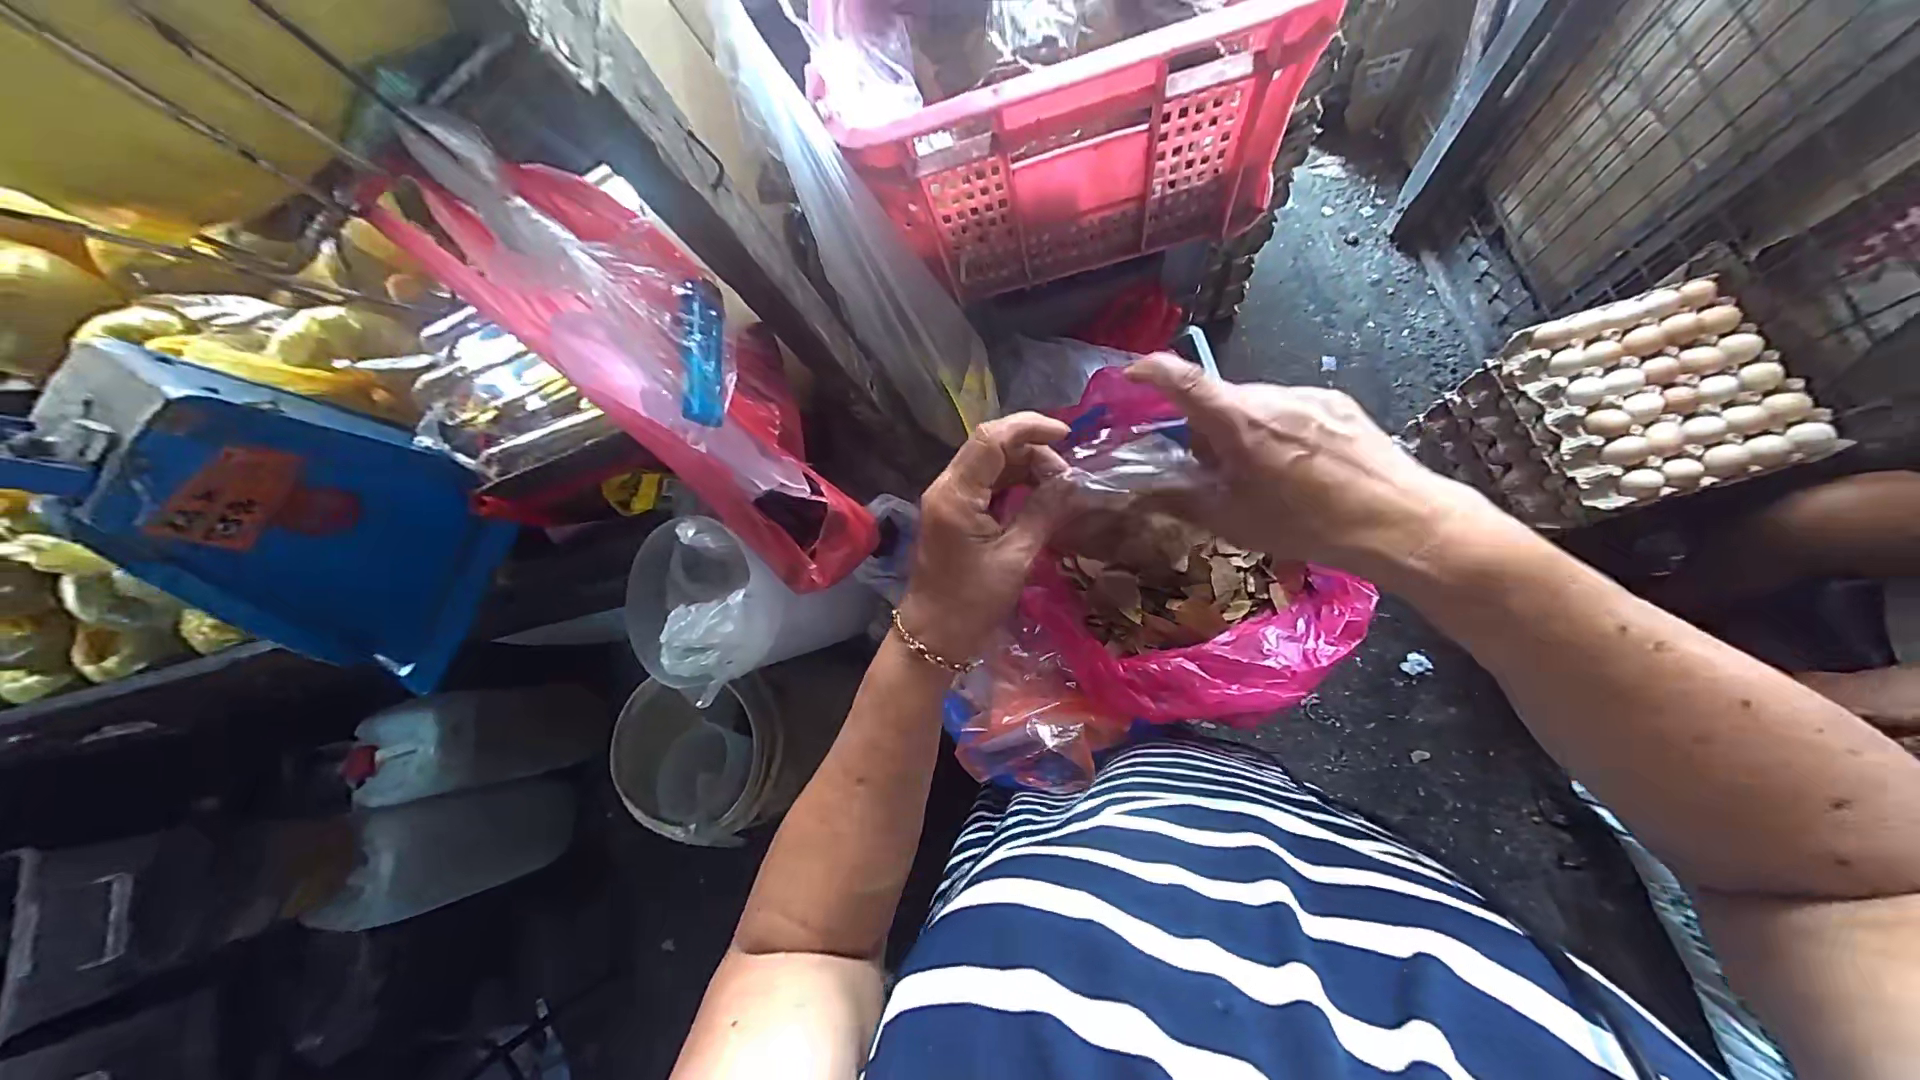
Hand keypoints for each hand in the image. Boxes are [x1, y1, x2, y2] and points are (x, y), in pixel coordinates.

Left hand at [897, 413, 1073, 663]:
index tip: (1067, 436)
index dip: (1030, 428)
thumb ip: (1044, 511)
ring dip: (1026, 467)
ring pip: (991, 464)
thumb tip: (1072, 483)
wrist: (934, 636)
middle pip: (991, 447)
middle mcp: (946, 487)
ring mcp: (948, 499)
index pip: (991, 438)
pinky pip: (986, 485)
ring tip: (1059, 489)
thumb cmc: (973, 601)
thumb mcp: (1016, 557)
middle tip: (1067, 479)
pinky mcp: (953, 513)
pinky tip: (1039, 497)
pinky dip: (1014, 484)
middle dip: (1033, 451)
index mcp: (955, 494)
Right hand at [1126, 353, 1508, 585]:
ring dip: (1244, 430)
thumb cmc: (1306, 524)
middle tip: (1213, 469)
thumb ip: (1180, 498)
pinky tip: (1299, 467)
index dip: (1152, 371)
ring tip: (1264, 474)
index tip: (1133, 374)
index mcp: (1239, 422)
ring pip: (1255, 405)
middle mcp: (1271, 396)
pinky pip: (1289, 408)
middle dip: (1206, 427)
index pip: (1184, 381)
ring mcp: (1308, 396)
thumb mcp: (1231, 520)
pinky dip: (1277, 430)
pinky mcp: (1337, 403)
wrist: (1399, 522)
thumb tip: (1142, 491)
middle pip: (1220, 399)